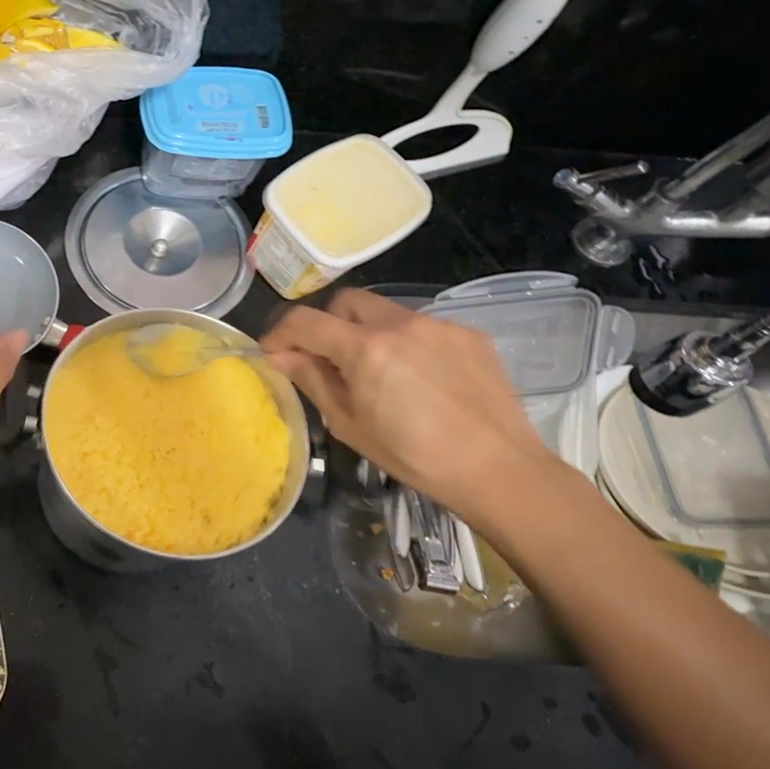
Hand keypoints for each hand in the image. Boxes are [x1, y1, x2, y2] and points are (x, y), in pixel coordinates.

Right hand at [260, 288, 556, 513]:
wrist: (496, 467)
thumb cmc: (413, 455)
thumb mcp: (349, 424)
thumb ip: (313, 381)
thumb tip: (281, 358)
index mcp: (365, 349)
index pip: (305, 321)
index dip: (280, 334)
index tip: (273, 354)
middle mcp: (401, 324)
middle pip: (346, 302)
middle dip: (325, 324)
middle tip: (322, 358)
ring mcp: (439, 325)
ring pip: (385, 312)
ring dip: (365, 333)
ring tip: (374, 372)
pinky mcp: (468, 334)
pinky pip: (421, 327)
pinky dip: (404, 344)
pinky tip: (416, 379)